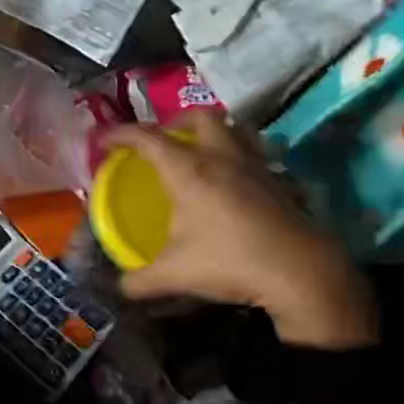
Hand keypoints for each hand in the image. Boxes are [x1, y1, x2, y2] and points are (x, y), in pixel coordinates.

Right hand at [102, 111, 377, 349]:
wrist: (299, 272)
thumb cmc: (230, 262)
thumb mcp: (174, 275)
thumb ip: (139, 280)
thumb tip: (121, 286)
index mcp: (189, 171)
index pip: (148, 138)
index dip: (120, 134)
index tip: (103, 140)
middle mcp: (222, 158)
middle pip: (198, 117)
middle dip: (175, 123)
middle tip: (162, 143)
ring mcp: (255, 166)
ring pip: (233, 128)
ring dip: (213, 133)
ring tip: (200, 154)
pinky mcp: (278, 181)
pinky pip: (254, 153)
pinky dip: (237, 157)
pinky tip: (232, 183)